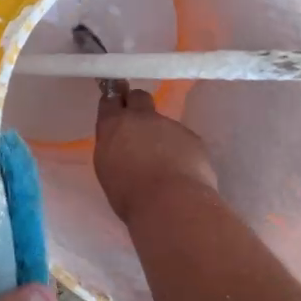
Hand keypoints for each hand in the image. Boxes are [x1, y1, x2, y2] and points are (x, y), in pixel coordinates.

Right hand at [92, 82, 217, 222]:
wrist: (172, 204)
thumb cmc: (129, 193)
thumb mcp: (107, 167)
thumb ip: (113, 147)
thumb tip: (121, 144)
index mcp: (114, 124)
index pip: (110, 100)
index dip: (114, 103)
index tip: (116, 109)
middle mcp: (141, 117)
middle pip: (139, 97)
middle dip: (137, 105)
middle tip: (138, 125)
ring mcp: (170, 125)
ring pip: (163, 122)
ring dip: (161, 134)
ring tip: (164, 161)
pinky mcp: (193, 138)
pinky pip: (183, 138)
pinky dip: (180, 149)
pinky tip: (180, 170)